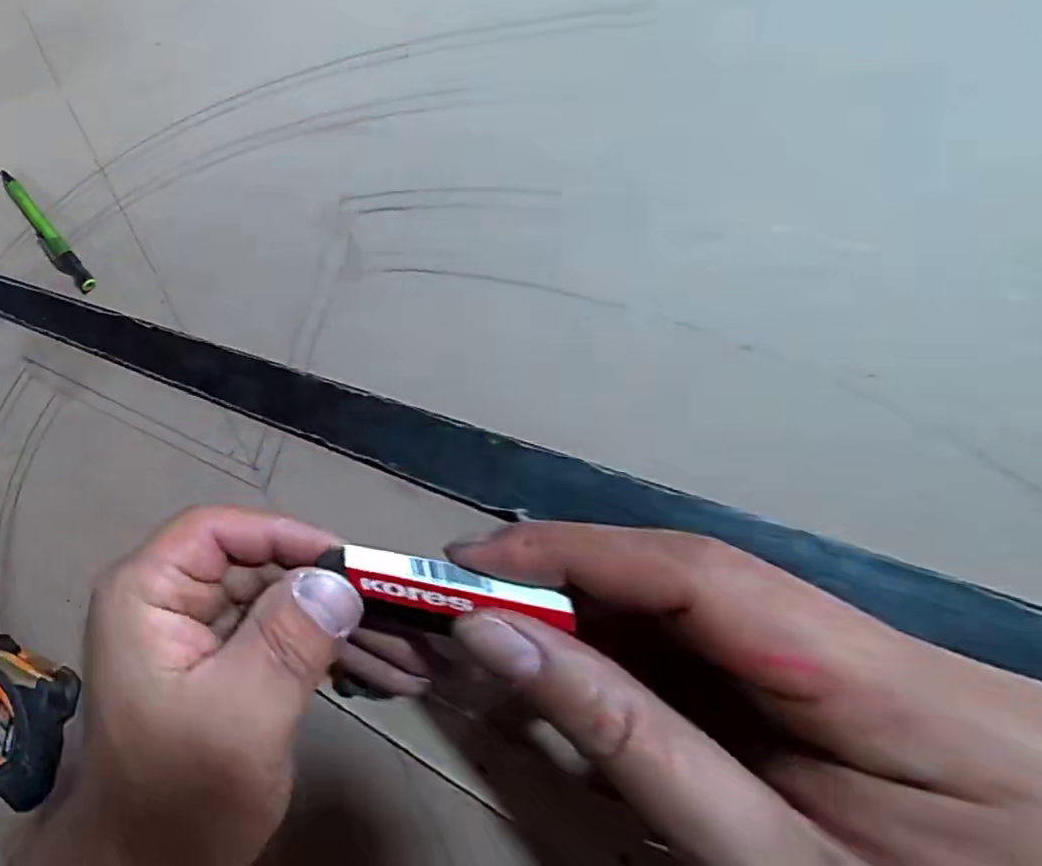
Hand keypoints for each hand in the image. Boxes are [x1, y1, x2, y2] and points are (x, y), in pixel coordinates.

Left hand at [17, 505, 371, 865]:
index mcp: (145, 591)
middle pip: (248, 565)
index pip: (213, 531)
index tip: (349, 560)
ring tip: (407, 655)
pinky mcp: (213, 662)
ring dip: (332, 623)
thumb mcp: (241, 716)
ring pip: (268, 601)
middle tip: (397, 613)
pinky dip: (318, 650)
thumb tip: (336, 579)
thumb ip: (287, 641)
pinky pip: (270, 637)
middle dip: (322, 587)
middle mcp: (163, 598)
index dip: (280, 534)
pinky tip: (375, 671)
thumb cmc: (179, 793)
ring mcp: (188, 630)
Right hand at [442, 523, 1041, 864]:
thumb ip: (623, 737)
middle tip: (470, 601)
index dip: (570, 550)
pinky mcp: (844, 689)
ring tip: (510, 643)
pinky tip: (582, 678)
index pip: (703, 574)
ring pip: (689, 608)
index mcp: (916, 698)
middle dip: (566, 585)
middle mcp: (899, 656)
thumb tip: (487, 631)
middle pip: (689, 580)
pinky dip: (627, 657)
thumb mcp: (760, 863)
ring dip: (587, 622)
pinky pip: (708, 645)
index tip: (468, 558)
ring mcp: (873, 669)